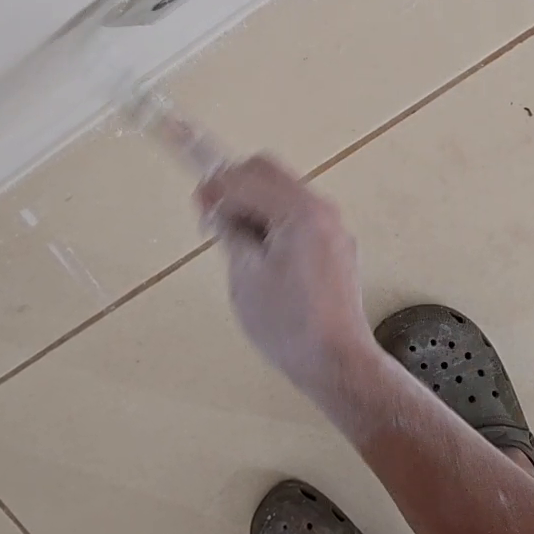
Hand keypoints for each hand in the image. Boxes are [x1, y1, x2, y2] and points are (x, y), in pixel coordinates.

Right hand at [195, 155, 378, 403]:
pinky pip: (299, 217)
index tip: (198, 207)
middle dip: (235, 187)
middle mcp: (322, 210)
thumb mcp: (245, 274)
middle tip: (212, 218)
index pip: (250, 174)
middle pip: (270, 173)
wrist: (335, 361)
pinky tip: (259, 254)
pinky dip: (273, 220)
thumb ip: (231, 230)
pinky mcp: (335, 246)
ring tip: (232, 241)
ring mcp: (333, 228)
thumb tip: (219, 206)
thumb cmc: (286, 322)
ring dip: (253, 204)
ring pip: (284, 193)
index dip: (217, 186)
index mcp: (300, 212)